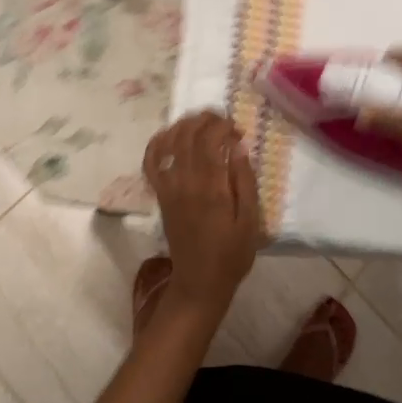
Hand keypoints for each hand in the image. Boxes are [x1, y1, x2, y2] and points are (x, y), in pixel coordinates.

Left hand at [143, 112, 261, 314]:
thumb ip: (245, 182)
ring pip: (169, 142)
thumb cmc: (231, 254)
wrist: (199, 283)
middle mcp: (185, 182)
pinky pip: (151, 162)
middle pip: (187, 134)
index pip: (209, 139)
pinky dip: (158, 143)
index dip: (222, 126)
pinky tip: (171, 137)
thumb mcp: (250, 221)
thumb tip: (239, 146)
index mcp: (210, 188)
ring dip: (185, 125)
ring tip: (203, 124)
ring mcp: (168, 187)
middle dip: (205, 119)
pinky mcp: (161, 195)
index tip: (238, 131)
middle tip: (224, 123)